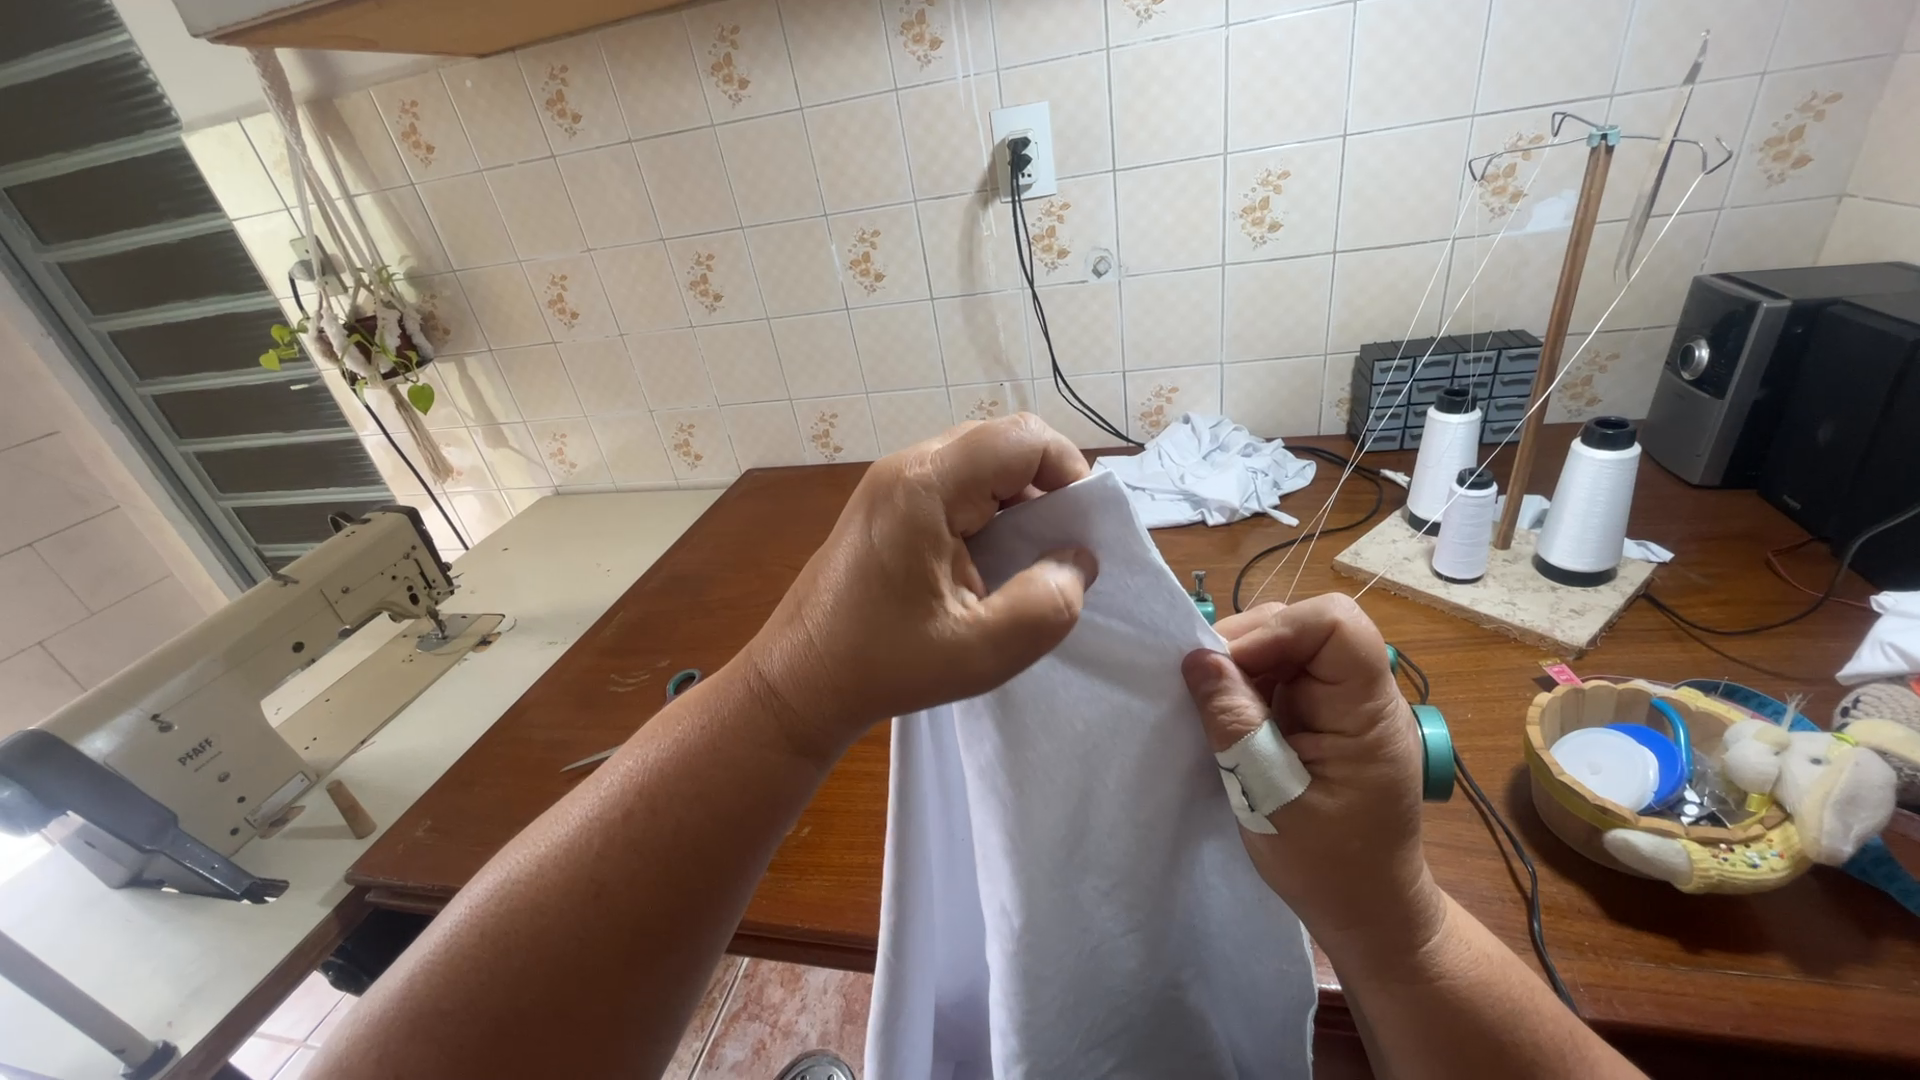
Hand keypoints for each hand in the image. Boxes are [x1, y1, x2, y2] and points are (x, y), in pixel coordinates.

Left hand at [742, 414, 1097, 756]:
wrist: (799, 680)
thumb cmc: (884, 665)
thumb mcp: (983, 650)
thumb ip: (1049, 604)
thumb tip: (1078, 560)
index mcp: (925, 485)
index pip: (1023, 438)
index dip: (1068, 473)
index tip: (1080, 530)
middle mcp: (905, 467)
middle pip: (1000, 442)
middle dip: (1045, 486)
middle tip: (1057, 547)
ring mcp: (889, 483)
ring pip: (979, 463)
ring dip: (1016, 501)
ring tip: (1025, 559)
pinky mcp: (884, 505)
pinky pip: (953, 485)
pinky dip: (986, 511)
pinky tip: (986, 562)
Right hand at [1182, 595, 1444, 969]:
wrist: (1366, 910)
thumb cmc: (1328, 866)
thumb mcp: (1270, 798)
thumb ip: (1236, 723)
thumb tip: (1197, 659)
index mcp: (1367, 712)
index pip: (1336, 626)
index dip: (1278, 630)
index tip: (1228, 668)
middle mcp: (1360, 694)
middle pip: (1304, 626)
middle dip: (1247, 645)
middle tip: (1204, 686)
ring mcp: (1340, 703)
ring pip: (1286, 645)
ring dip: (1241, 665)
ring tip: (1212, 702)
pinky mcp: (1321, 715)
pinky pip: (1279, 674)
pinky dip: (1244, 684)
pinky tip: (1227, 714)